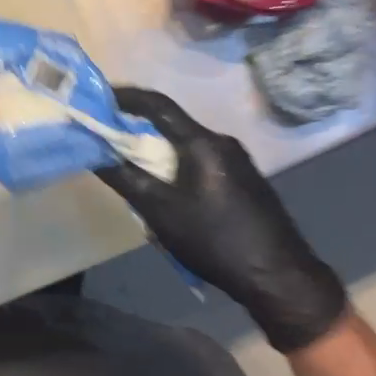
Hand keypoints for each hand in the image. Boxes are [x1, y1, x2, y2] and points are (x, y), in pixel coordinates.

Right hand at [97, 87, 347, 352]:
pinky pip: (202, 165)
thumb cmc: (215, 240)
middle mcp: (223, 142)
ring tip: (138, 183)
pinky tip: (171, 202)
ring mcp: (239, 162)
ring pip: (186, 149)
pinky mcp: (246, 181)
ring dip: (159, 158)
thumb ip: (124, 177)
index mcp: (203, 142)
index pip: (157, 105)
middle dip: (138, 135)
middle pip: (172, 127)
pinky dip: (178, 172)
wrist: (280, 277)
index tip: (99, 99)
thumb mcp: (160, 211)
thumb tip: (94, 151)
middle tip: (111, 149)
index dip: (126, 97)